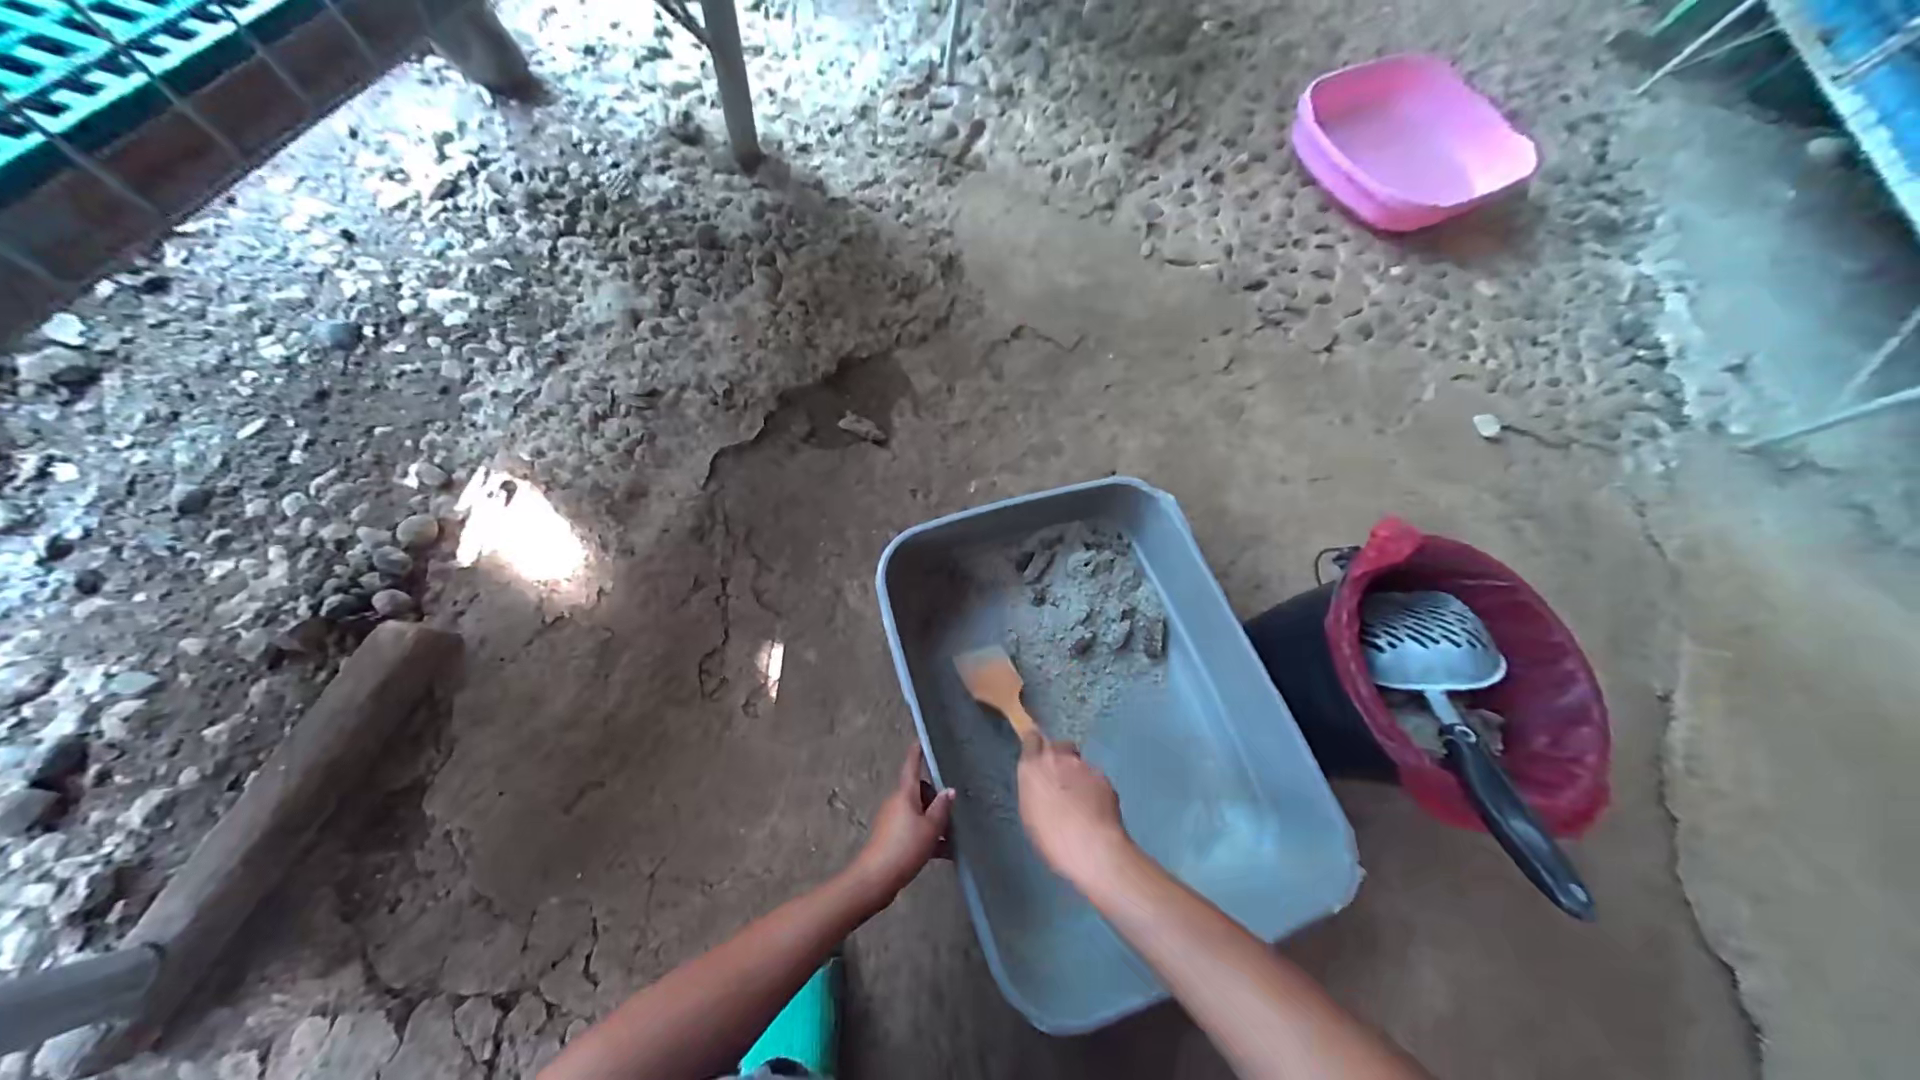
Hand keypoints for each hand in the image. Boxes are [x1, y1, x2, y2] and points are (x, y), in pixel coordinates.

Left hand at [848, 744, 955, 900]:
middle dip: (936, 798)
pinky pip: (915, 830)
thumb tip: (948, 791)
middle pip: (919, 792)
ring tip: (955, 835)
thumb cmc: (904, 847)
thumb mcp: (930, 828)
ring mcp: (893, 821)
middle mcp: (897, 803)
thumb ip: (941, 808)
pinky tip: (946, 852)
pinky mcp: (893, 839)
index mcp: (905, 794)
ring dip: (935, 821)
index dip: (917, 752)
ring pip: (919, 813)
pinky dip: (929, 837)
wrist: (876, 879)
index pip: (912, 766)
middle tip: (954, 811)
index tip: (921, 738)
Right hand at [1017, 731, 1132, 885]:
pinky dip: (1095, 789)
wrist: (1092, 847)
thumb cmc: (1051, 836)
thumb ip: (1033, 788)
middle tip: (1061, 783)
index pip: (1032, 738)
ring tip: (1082, 803)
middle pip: (1060, 747)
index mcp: (1033, 766)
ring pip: (1080, 764)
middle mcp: (1058, 758)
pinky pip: (1096, 779)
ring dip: (1079, 776)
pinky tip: (1096, 810)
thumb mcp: (1030, 812)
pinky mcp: (1105, 778)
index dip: (1037, 747)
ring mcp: (1084, 766)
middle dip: (1060, 759)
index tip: (1038, 758)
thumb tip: (1040, 783)